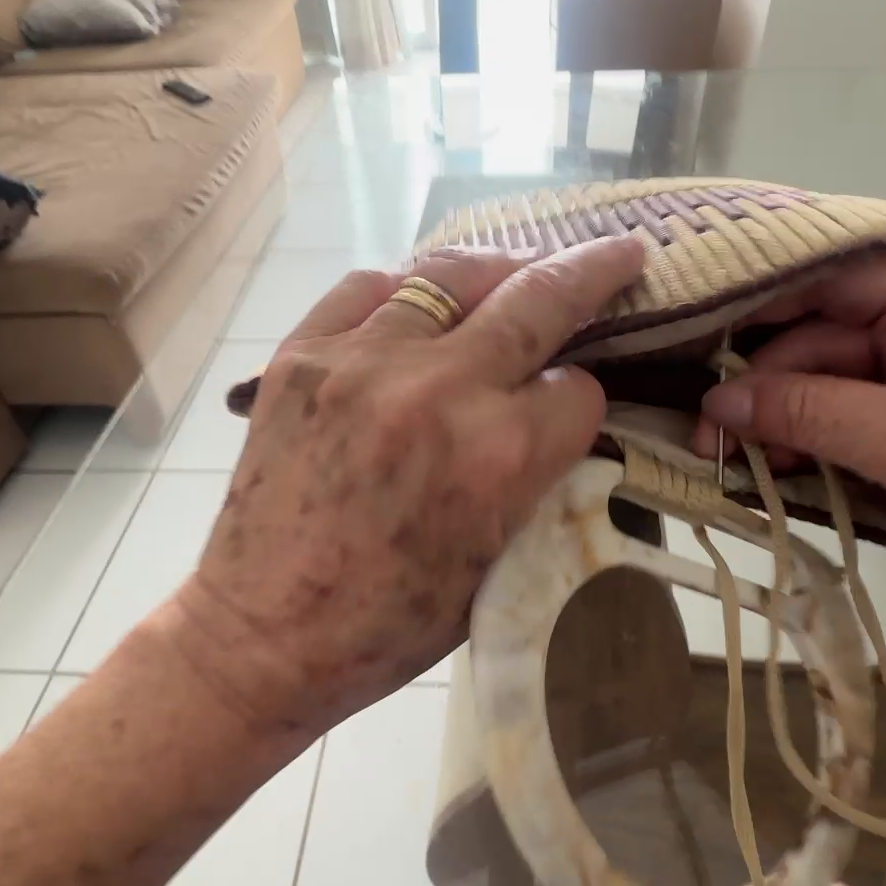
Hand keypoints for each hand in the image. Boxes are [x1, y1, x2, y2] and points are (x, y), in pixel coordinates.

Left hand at [177, 236, 645, 724]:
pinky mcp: (302, 357)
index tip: (572, 413)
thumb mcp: (495, 565)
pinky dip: (409, 285)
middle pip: (538, 299)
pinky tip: (426, 295)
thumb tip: (558, 413)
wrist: (264, 635)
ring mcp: (362, 363)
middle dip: (593, 271)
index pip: (579, 393)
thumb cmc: (389, 625)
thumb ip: (534, 479)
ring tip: (521, 268)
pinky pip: (369, 286)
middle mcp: (438, 391)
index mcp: (499, 458)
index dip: (585, 403)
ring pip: (453, 275)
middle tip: (621, 250)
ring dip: (502, 269)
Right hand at [691, 259, 885, 631]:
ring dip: (780, 425)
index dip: (757, 304)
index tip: (687, 334)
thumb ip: (813, 413)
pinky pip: (852, 427)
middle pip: (822, 339)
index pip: (832, 278)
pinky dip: (812, 450)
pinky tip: (768, 473)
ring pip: (831, 388)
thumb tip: (715, 403)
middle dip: (762, 387)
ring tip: (724, 463)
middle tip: (701, 436)